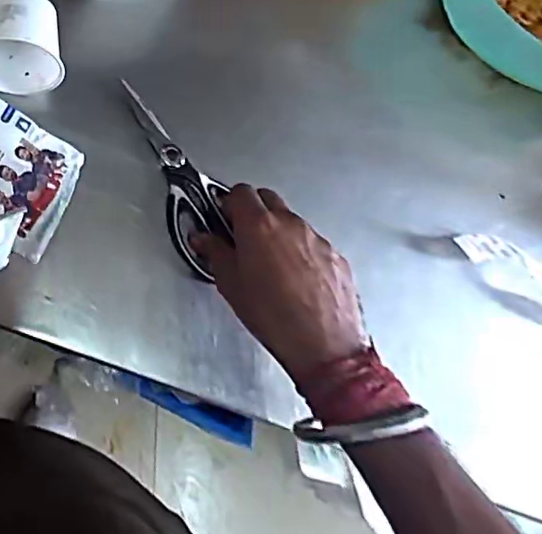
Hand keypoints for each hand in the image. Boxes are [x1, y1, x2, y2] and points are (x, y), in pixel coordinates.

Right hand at [192, 184, 368, 390]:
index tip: (223, 215)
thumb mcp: (230, 283)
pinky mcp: (335, 256)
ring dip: (277, 230)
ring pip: (290, 219)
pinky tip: (294, 276)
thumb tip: (205, 240)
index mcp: (258, 225)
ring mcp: (315, 239)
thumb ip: (214, 252)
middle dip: (252, 209)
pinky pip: (312, 241)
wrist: (326, 349)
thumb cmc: (278, 318)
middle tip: (242, 231)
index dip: (227, 202)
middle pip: (266, 197)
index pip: (239, 192)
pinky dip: (300, 250)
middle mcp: (289, 224)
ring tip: (269, 261)